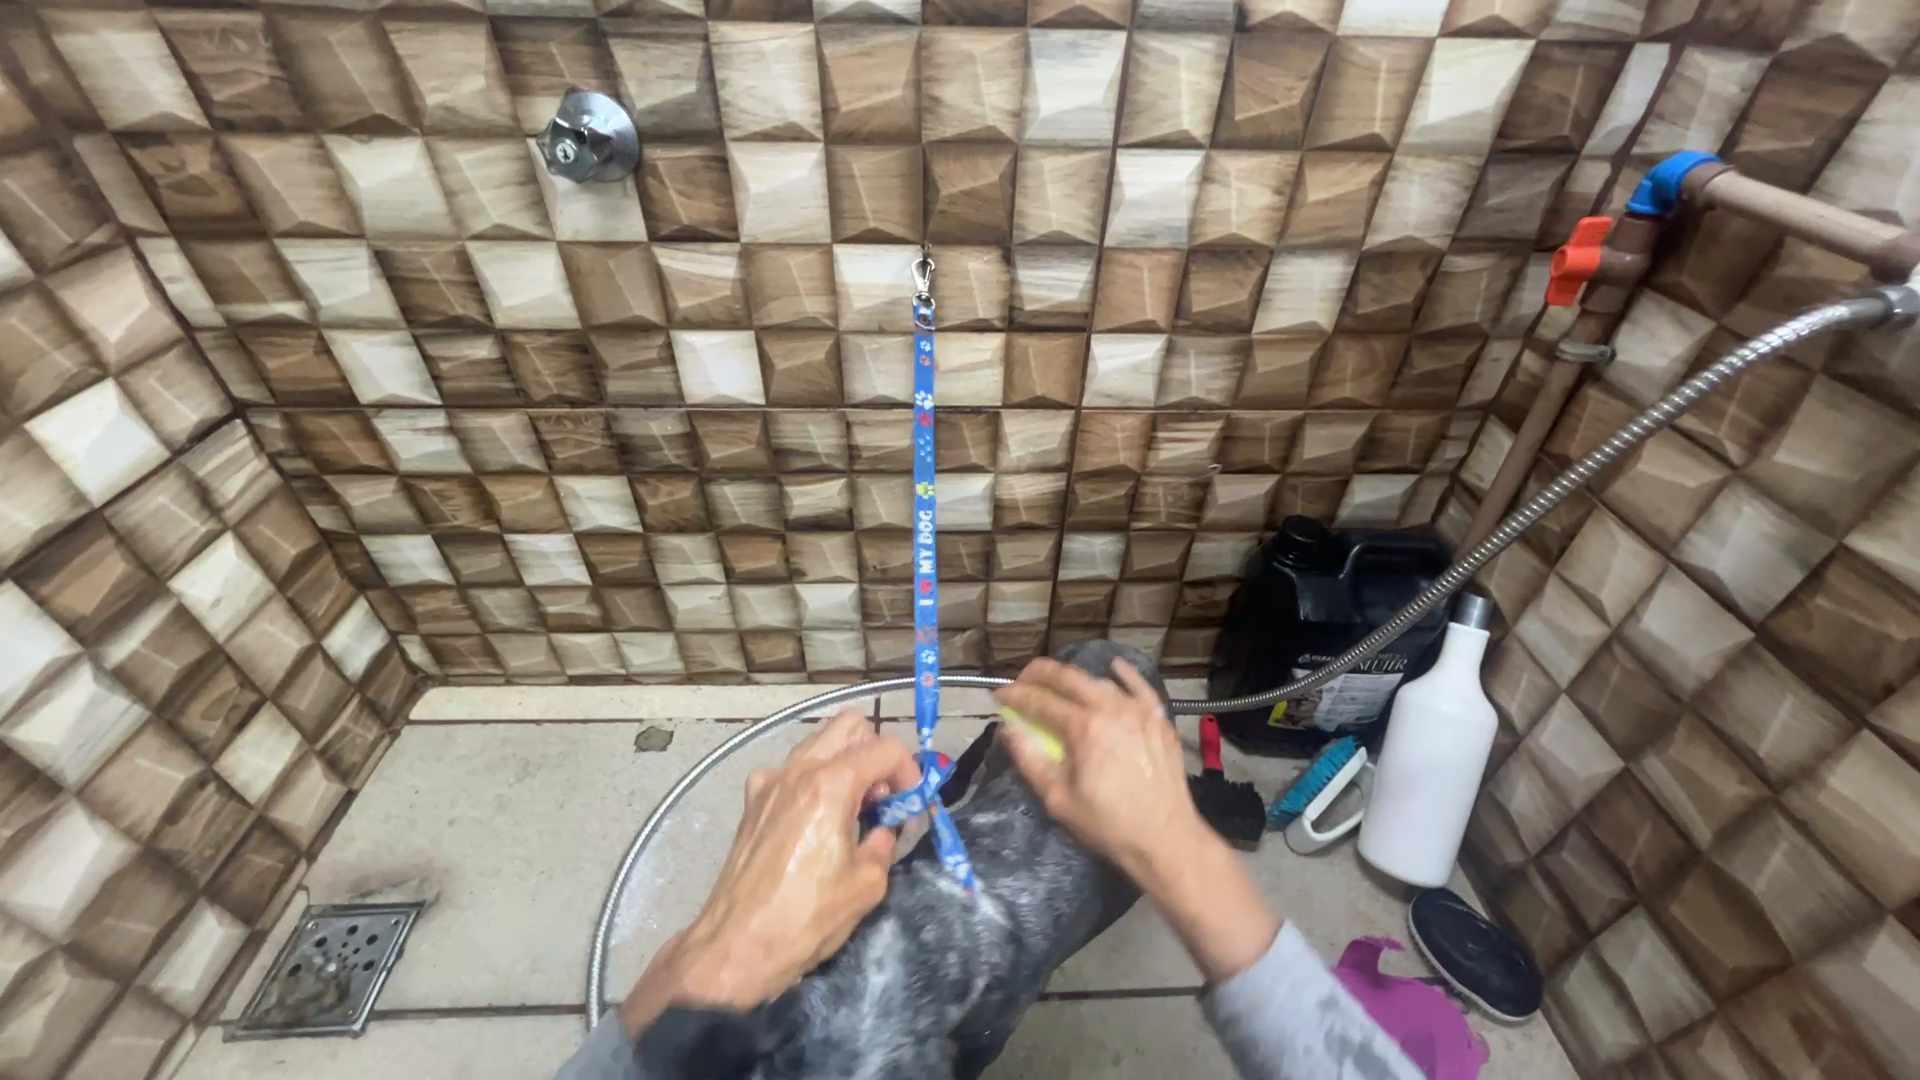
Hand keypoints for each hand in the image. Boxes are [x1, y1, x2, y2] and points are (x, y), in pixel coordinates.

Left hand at [620, 708, 920, 1032]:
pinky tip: (815, 818)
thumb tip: (885, 828)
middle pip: (850, 726)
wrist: (735, 949)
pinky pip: (791, 769)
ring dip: (845, 760)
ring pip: (819, 741)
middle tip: (881, 797)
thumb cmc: (805, 919)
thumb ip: (884, 842)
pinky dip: (812, 779)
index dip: (910, 772)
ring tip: (853, 807)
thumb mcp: (867, 885)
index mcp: (831, 784)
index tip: (912, 805)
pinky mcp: (753, 801)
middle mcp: (799, 770)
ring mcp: (771, 781)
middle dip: (875, 754)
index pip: (885, 749)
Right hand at [994, 657, 1206, 883]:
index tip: (998, 696)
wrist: (1166, 839)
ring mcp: (1139, 710)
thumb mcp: (1058, 799)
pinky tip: (1113, 666)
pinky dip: (1123, 674)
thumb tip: (1009, 729)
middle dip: (1039, 674)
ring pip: (1099, 681)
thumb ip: (1030, 760)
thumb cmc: (1108, 824)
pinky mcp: (1159, 718)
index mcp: (1084, 728)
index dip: (1015, 695)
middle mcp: (1111, 709)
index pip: (1040, 701)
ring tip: (1058, 687)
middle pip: (1068, 677)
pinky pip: (1139, 686)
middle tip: (1022, 682)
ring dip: (1073, 680)